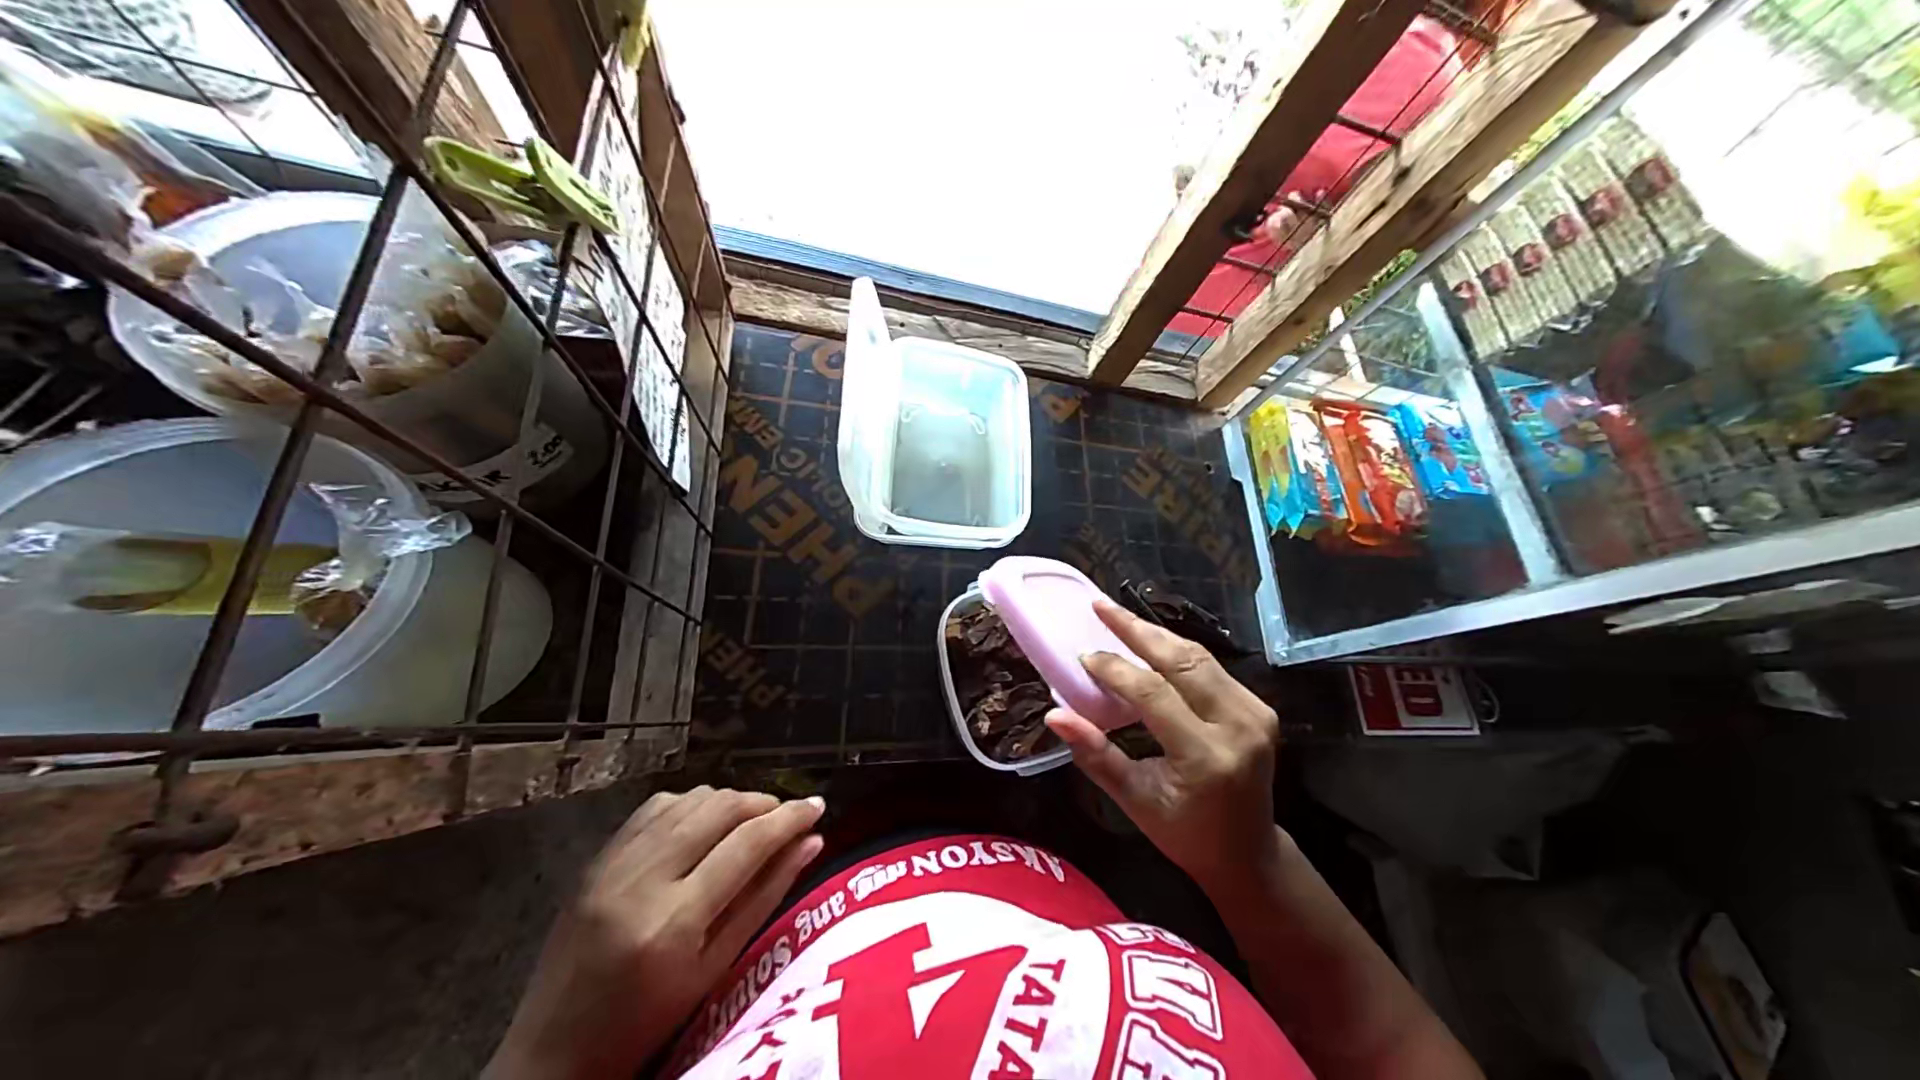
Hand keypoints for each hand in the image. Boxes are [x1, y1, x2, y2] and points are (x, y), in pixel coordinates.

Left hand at [486, 787, 824, 1079]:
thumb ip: (764, 899)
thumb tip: (811, 843)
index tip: (818, 807)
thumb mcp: (714, 969)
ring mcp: (614, 863)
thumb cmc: (645, 1024)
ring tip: (751, 821)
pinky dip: (690, 805)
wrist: (552, 1050)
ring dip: (729, 801)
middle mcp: (642, 879)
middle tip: (788, 816)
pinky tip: (704, 822)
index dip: (789, 818)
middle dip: (763, 803)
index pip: (747, 844)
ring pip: (689, 800)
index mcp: (675, 920)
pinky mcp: (597, 859)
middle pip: (719, 809)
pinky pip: (655, 807)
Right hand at [1045, 598, 1279, 894]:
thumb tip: (1054, 716)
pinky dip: (1175, 651)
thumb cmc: (1184, 832)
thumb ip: (1095, 755)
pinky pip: (1211, 667)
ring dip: (1156, 634)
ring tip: (1118, 616)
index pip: (1153, 694)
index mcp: (1205, 756)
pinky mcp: (1258, 707)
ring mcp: (1255, 714)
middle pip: (1182, 661)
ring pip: (1199, 656)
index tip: (1083, 655)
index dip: (1115, 669)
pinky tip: (1148, 642)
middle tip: (1100, 606)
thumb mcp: (1134, 800)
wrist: (1247, 853)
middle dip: (1136, 629)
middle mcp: (1237, 727)